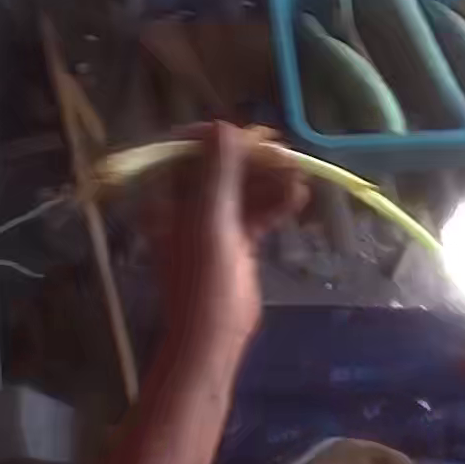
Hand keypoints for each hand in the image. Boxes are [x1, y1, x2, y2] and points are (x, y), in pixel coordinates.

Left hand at [148, 123, 307, 353]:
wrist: (213, 335)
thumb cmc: (202, 282)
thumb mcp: (209, 224)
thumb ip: (216, 176)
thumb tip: (223, 127)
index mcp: (166, 200)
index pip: (187, 153)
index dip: (218, 141)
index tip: (251, 136)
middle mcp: (186, 206)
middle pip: (221, 169)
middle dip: (252, 161)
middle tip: (284, 155)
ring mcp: (212, 223)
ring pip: (243, 190)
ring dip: (270, 181)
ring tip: (298, 177)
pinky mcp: (236, 240)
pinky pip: (256, 213)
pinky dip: (275, 204)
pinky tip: (298, 198)